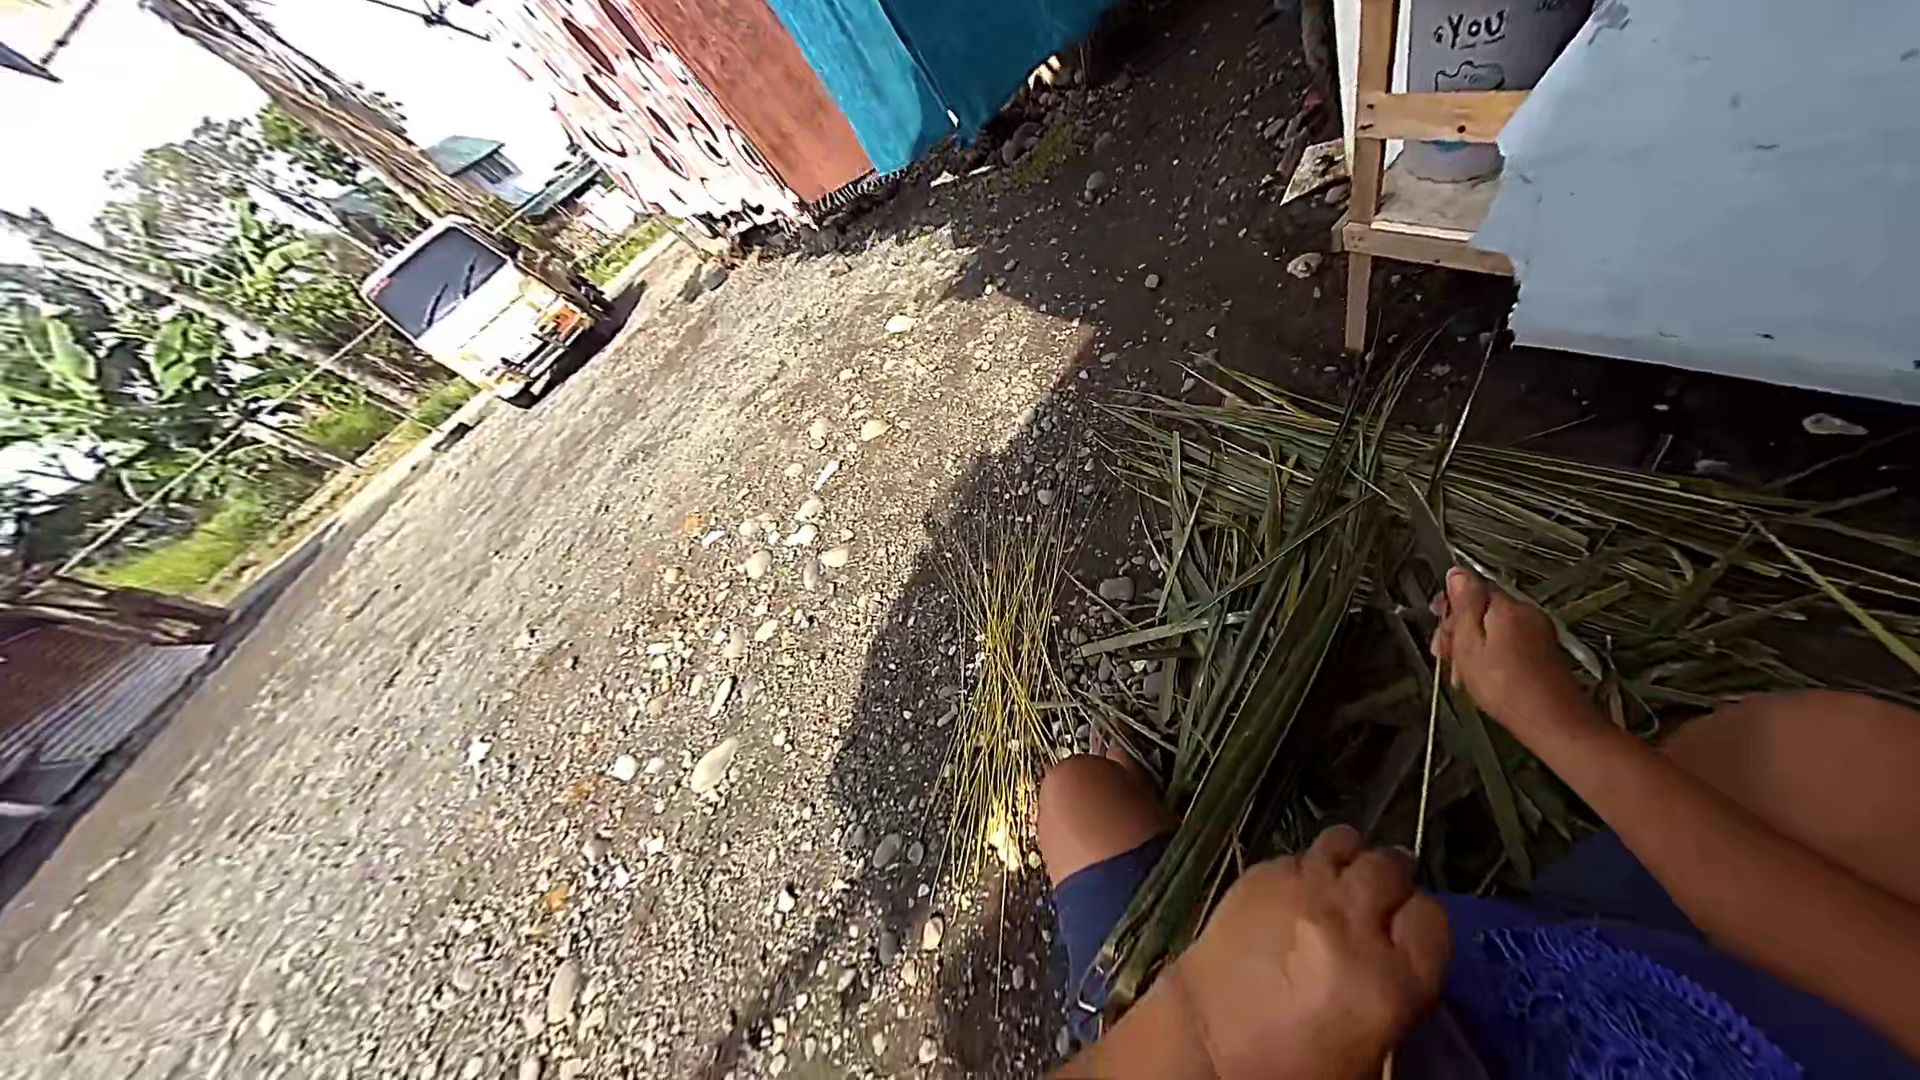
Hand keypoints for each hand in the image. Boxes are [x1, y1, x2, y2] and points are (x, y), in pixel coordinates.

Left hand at [1168, 825, 1450, 1079]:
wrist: (1212, 1038)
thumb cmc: (1298, 1062)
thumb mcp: (1375, 1042)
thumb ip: (1397, 984)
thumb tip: (1398, 949)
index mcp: (1391, 980)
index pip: (1433, 920)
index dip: (1424, 918)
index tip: (1412, 923)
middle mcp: (1349, 923)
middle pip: (1388, 868)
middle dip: (1394, 872)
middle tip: (1387, 882)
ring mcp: (1300, 889)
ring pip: (1342, 842)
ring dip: (1352, 852)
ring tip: (1349, 866)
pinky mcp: (1260, 873)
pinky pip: (1298, 854)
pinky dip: (1307, 864)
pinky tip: (1302, 883)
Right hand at [1431, 568, 1602, 744]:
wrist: (1552, 723)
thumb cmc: (1503, 684)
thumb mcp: (1470, 641)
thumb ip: (1464, 604)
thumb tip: (1457, 572)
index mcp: (1508, 608)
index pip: (1470, 587)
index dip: (1449, 606)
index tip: (1438, 629)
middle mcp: (1526, 614)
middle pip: (1480, 608)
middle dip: (1457, 628)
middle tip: (1445, 654)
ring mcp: (1536, 634)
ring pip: (1488, 627)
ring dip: (1468, 644)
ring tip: (1459, 670)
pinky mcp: (1540, 652)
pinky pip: (1503, 642)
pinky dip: (1486, 655)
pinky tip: (1477, 675)